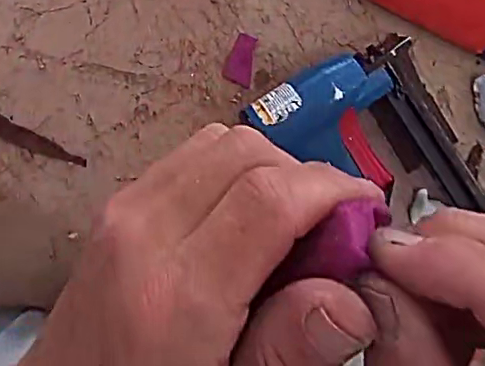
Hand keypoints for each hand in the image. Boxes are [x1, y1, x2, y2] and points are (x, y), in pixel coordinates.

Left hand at [24, 123, 385, 365]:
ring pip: (222, 140)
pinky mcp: (117, 203)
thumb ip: (287, 348)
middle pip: (248, 152)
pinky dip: (232, 165)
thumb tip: (355, 299)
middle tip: (331, 223)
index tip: (367, 208)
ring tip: (289, 219)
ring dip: (269, 164)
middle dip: (304, 175)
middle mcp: (144, 233)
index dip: (332, 188)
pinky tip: (242, 213)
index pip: (270, 197)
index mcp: (173, 297)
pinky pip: (192, 152)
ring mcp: (123, 209)